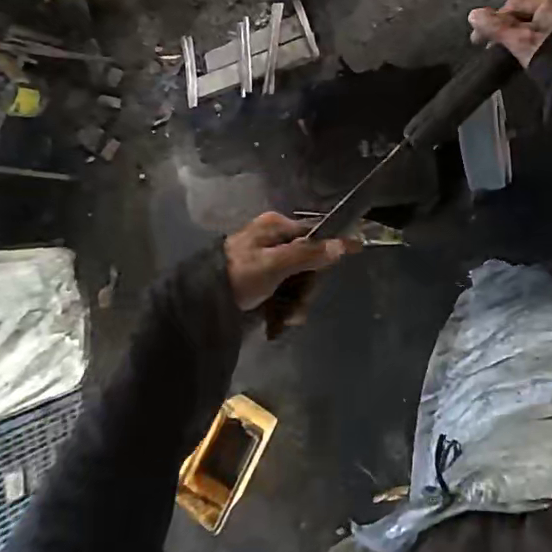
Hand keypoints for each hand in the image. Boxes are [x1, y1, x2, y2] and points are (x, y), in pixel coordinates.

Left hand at [224, 212, 359, 311]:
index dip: (332, 247)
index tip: (357, 250)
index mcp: (275, 227)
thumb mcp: (273, 265)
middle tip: (296, 310)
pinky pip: (285, 293)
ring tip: (284, 322)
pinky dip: (284, 310)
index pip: (315, 234)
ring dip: (296, 304)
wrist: (195, 306)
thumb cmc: (235, 276)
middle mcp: (273, 241)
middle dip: (306, 289)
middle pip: (309, 261)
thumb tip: (344, 245)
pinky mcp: (261, 284)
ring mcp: (267, 263)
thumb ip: (308, 254)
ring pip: (298, 281)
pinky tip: (277, 324)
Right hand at [467, 0, 551, 66]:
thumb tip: (473, 15)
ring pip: (541, 23)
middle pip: (528, 13)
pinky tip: (534, 54)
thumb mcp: (521, 40)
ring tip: (511, 53)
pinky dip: (541, 41)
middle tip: (494, 49)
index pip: (512, 5)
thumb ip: (496, 27)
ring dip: (525, 36)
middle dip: (509, 29)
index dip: (492, 23)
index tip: (478, 42)